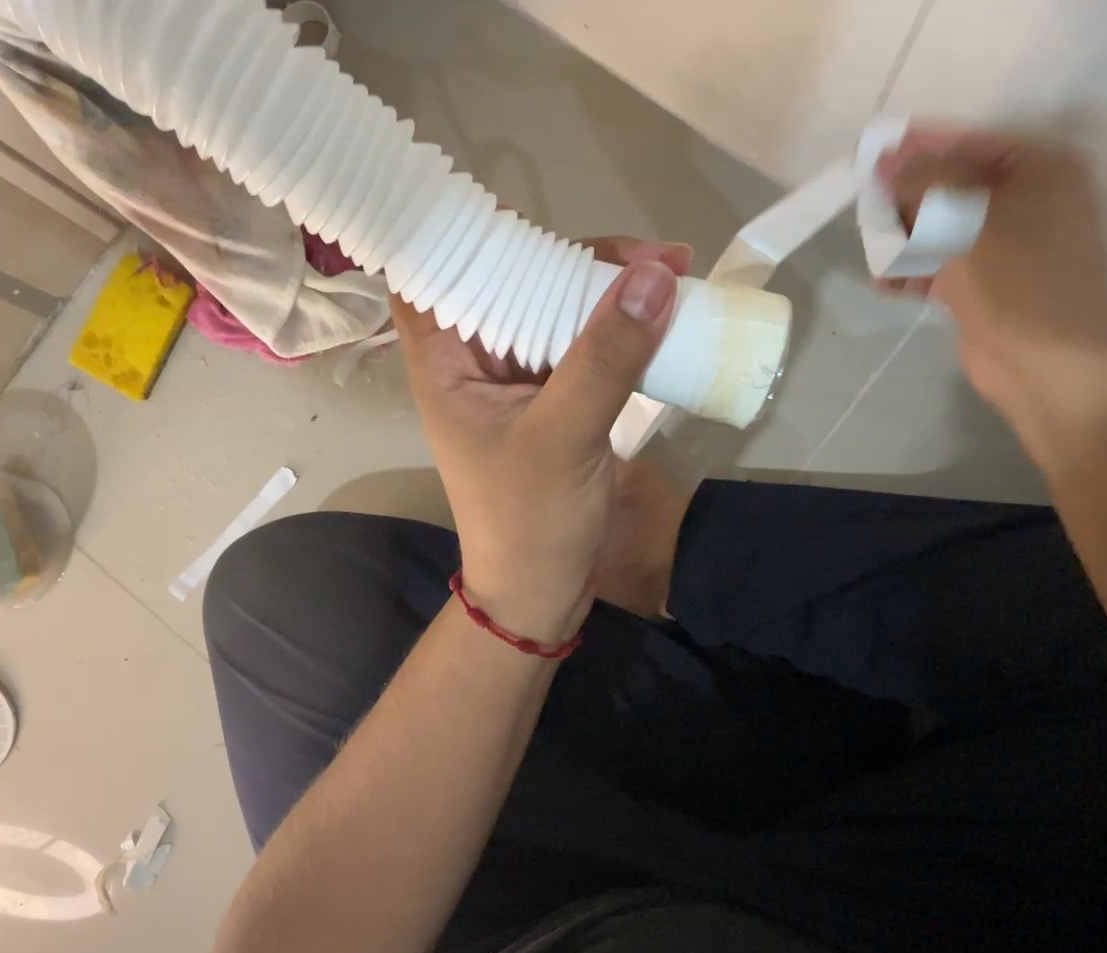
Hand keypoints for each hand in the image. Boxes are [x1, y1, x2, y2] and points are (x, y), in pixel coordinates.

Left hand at [396, 239, 690, 641]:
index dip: (464, 228)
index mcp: (446, 363)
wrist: (545, 592)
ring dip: (606, 288)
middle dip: (573, 257)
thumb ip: (605, 357)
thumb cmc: (531, 522)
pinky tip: (662, 310)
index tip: (524, 207)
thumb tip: (655, 276)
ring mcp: (518, 377)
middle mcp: (475, 359)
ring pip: (553, 306)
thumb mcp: (565, 437)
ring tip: (672, 272)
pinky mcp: (556, 394)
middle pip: (511, 278)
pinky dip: (618, 325)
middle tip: (647, 256)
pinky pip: (582, 341)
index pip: (434, 270)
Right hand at [874, 127, 1106, 417]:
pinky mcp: (988, 286)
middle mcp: (1030, 201)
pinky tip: (884, 281)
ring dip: (905, 236)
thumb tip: (886, 161)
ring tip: (871, 246)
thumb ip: (923, 182)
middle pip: (955, 185)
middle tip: (867, 202)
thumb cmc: (1015, 280)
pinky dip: (914, 271)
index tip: (875, 150)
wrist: (1048, 364)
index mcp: (1041, 169)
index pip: (972, 141)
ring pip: (944, 228)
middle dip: (909, 195)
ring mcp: (1009, 247)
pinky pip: (943, 265)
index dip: (921, 144)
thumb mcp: (966, 219)